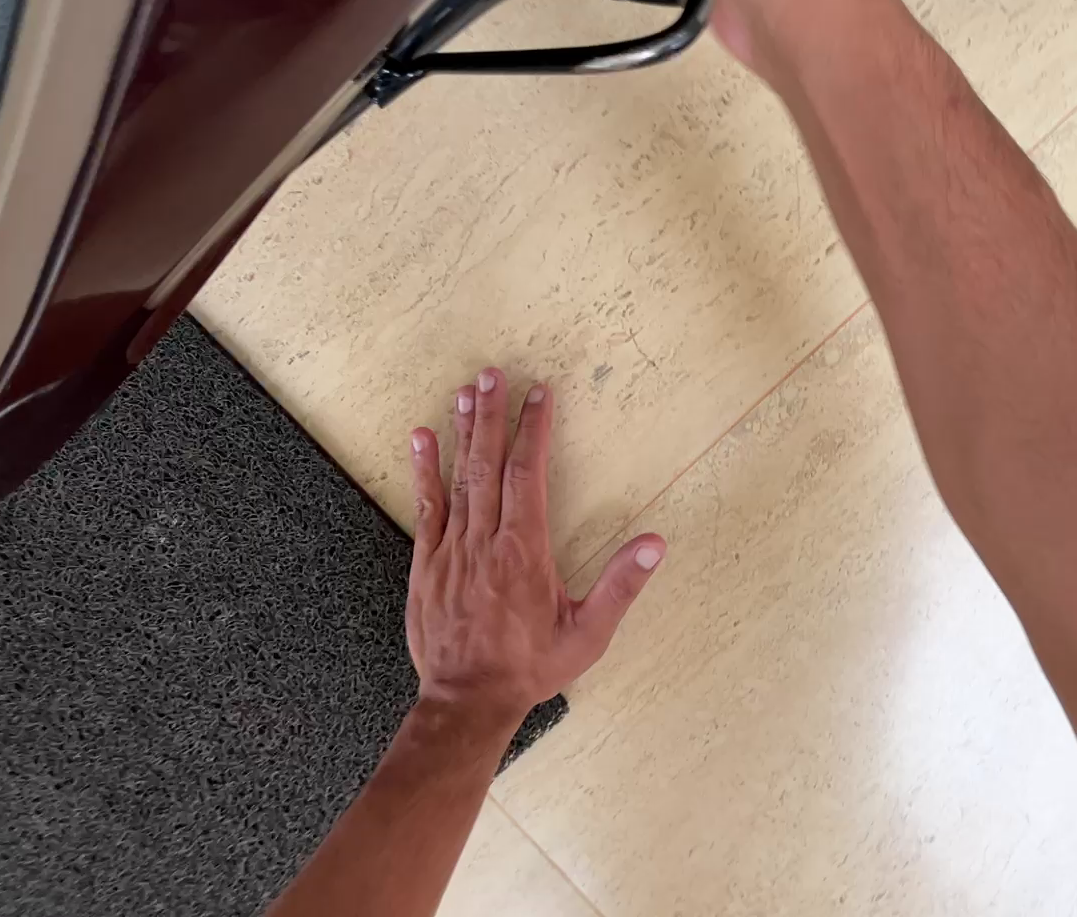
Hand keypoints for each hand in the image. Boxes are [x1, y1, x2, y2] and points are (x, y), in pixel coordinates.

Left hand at [406, 367, 665, 727]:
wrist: (467, 701)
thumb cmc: (532, 666)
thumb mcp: (588, 632)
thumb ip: (621, 585)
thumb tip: (655, 543)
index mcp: (524, 550)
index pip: (530, 474)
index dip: (534, 430)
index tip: (539, 395)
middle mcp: (486, 539)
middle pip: (490, 464)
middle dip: (493, 415)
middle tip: (492, 375)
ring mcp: (451, 549)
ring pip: (459, 478)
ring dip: (464, 432)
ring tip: (466, 392)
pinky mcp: (427, 563)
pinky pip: (427, 507)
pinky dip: (424, 471)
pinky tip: (422, 438)